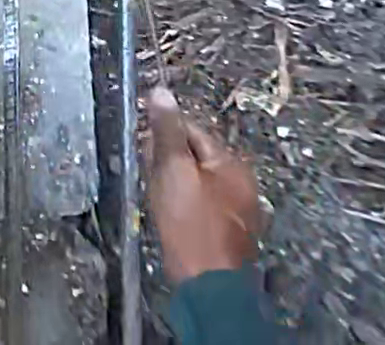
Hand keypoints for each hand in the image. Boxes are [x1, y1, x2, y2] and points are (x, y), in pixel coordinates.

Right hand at [146, 86, 264, 282]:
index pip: (190, 129)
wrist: (208, 291)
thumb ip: (167, 131)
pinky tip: (169, 211)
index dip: (162, 133)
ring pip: (195, 178)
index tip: (143, 145)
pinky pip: (200, 201)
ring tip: (155, 192)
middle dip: (167, 157)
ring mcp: (237, 209)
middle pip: (194, 153)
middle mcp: (241, 182)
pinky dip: (183, 200)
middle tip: (149, 171)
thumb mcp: (173, 170)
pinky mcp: (228, 231)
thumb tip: (160, 92)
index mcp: (232, 163)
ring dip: (173, 179)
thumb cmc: (190, 224)